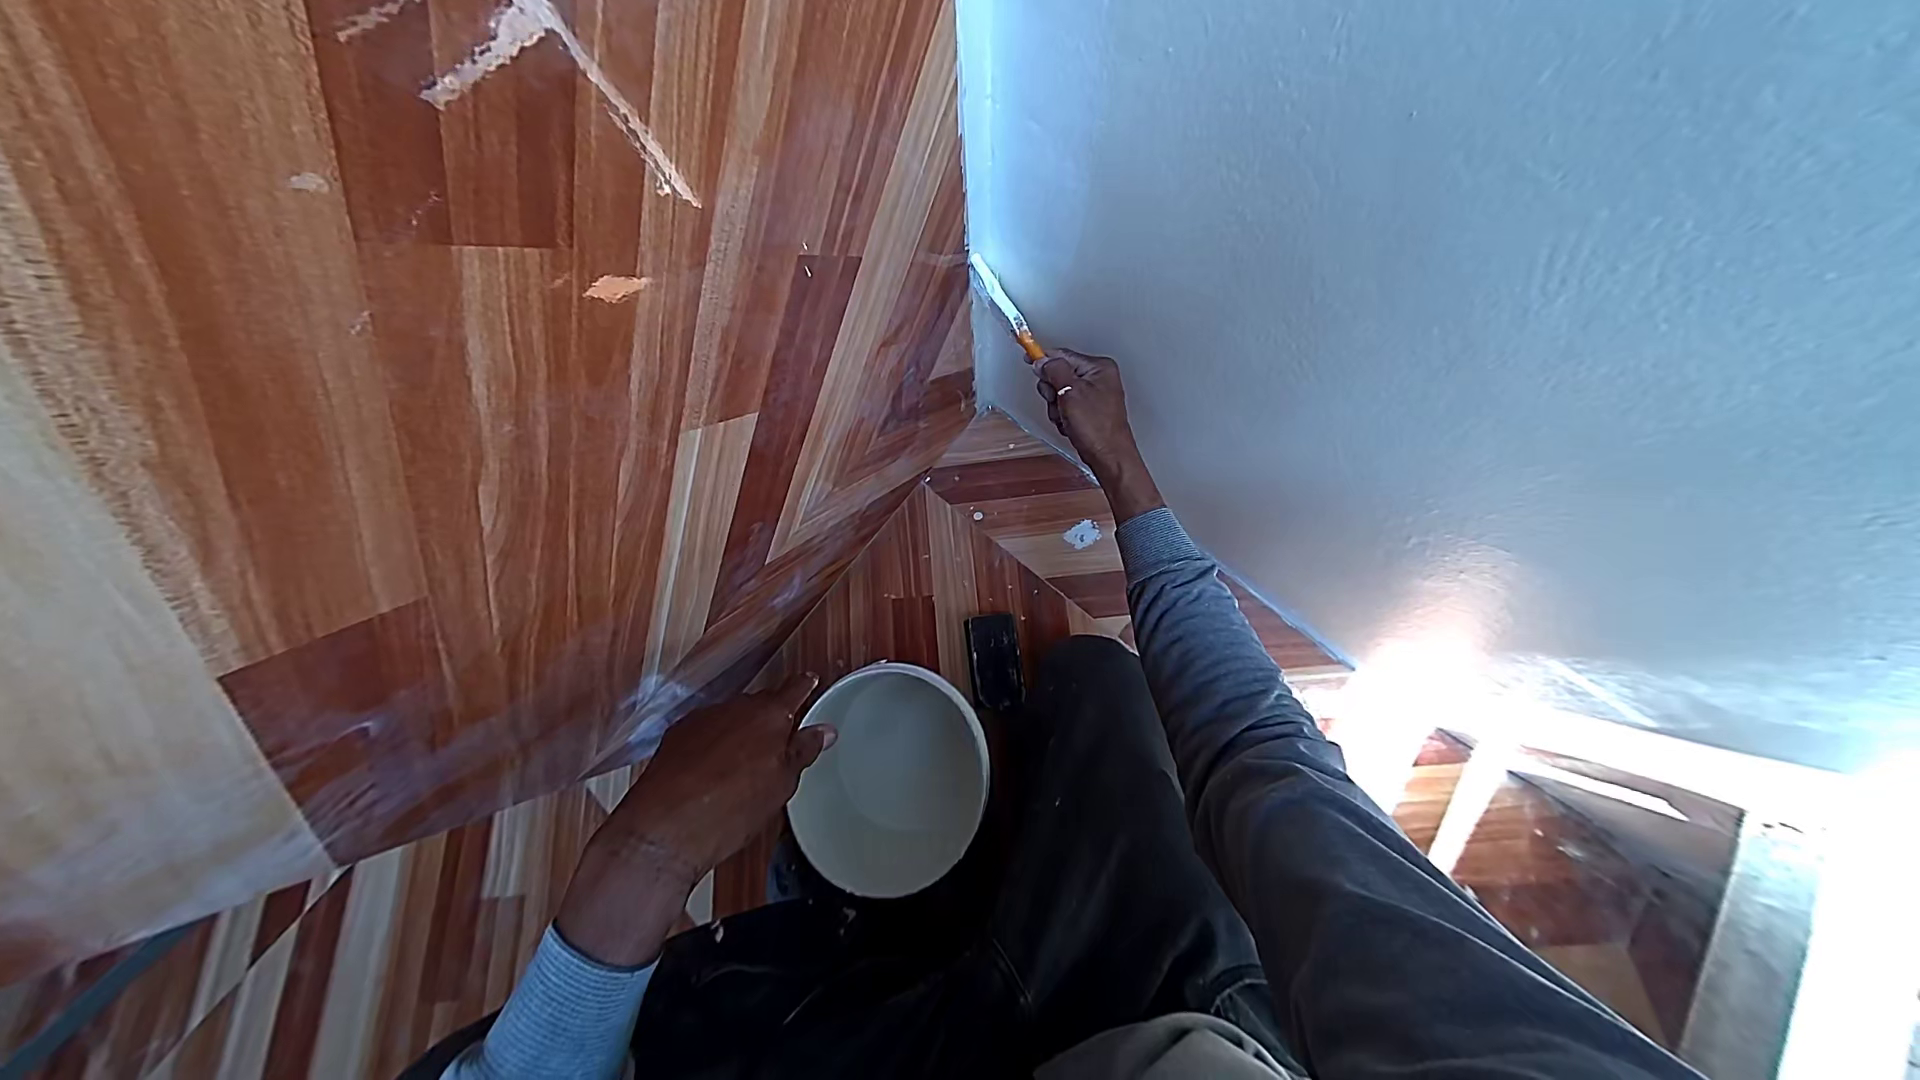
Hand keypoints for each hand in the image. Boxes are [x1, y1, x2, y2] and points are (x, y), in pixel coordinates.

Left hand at [556, 674, 831, 965]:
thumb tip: (823, 732)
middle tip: (781, 739)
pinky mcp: (677, 735)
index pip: (795, 688)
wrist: (663, 830)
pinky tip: (714, 769)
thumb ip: (803, 751)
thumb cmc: (727, 811)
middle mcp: (737, 707)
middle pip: (763, 702)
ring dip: (742, 730)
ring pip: (733, 716)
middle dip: (773, 717)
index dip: (804, 685)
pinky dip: (714, 742)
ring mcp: (704, 719)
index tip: (809, 682)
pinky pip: (706, 730)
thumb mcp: (780, 785)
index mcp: (771, 714)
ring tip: (746, 764)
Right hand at [1036, 349, 1165, 521]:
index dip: (1044, 359)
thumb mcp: (1071, 392)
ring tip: (1068, 418)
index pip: (1064, 355)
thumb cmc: (1098, 428)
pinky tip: (1071, 425)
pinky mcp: (1089, 410)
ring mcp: (1094, 395)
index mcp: (1099, 368)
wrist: (1108, 456)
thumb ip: (1055, 371)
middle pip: (1060, 375)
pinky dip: (1063, 417)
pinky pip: (1065, 407)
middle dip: (1053, 392)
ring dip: (1057, 408)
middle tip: (1060, 402)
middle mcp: (1099, 379)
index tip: (1029, 358)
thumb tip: (1043, 360)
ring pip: (1060, 394)